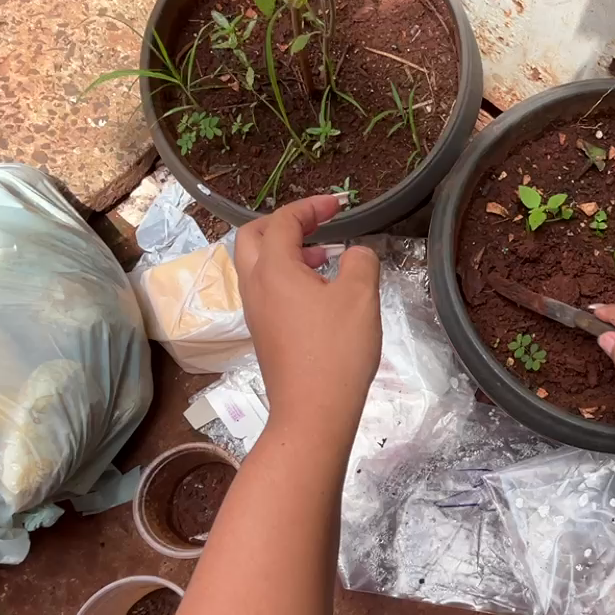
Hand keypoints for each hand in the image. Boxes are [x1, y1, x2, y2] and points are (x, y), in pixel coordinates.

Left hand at [234, 195, 380, 445]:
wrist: (313, 411)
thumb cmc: (336, 349)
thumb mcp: (361, 296)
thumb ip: (361, 261)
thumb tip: (356, 253)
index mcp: (273, 268)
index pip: (282, 221)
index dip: (310, 206)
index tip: (339, 204)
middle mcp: (255, 286)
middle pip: (253, 237)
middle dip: (284, 223)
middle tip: (317, 224)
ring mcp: (256, 312)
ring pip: (259, 266)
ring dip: (287, 251)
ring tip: (325, 257)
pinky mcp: (265, 334)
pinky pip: (268, 290)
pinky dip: (288, 276)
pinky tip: (320, 293)